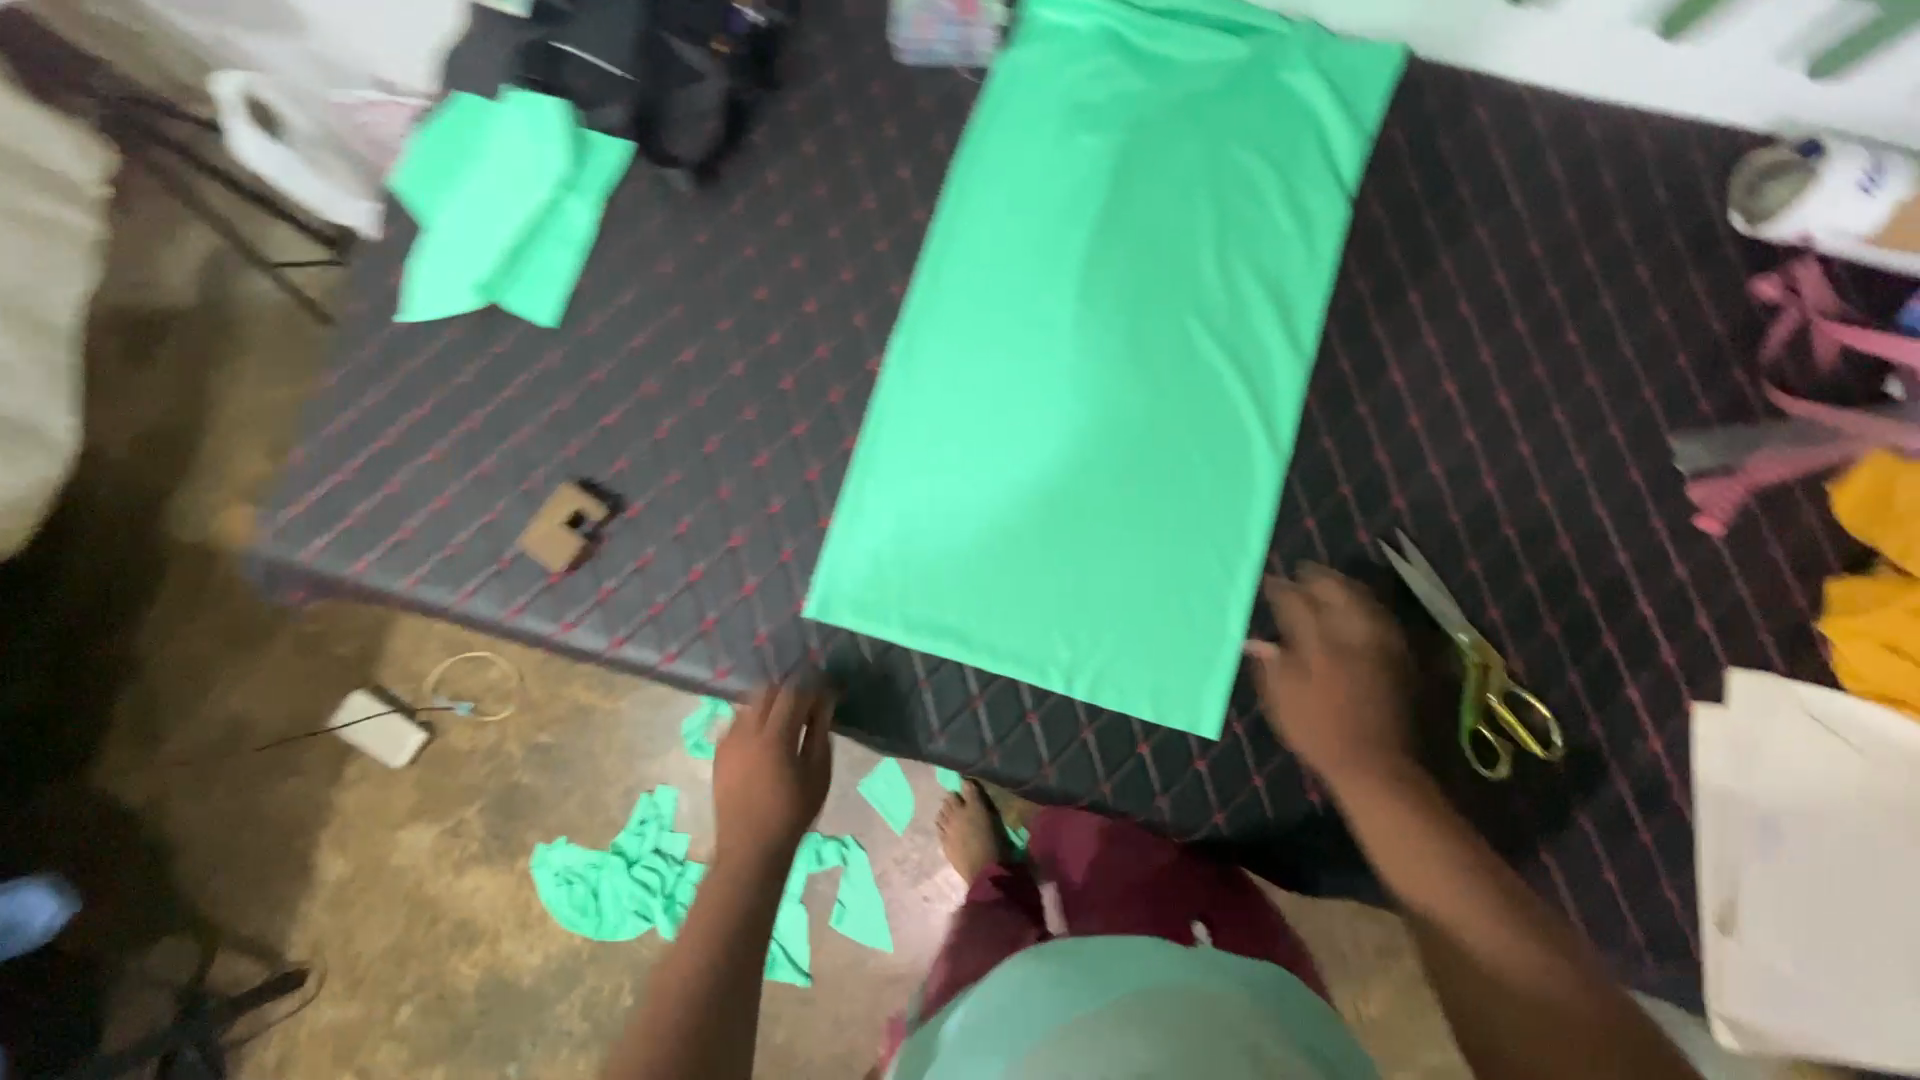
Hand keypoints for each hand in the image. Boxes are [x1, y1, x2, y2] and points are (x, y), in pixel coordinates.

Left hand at [713, 680, 834, 871]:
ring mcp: (728, 740)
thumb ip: (820, 732)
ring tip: (786, 719)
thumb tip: (824, 703)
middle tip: (806, 702)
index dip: (812, 687)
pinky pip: (736, 722)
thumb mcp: (818, 773)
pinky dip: (753, 719)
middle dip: (789, 690)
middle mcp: (746, 731)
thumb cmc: (792, 812)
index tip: (825, 691)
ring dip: (769, 703)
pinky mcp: (718, 752)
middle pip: (767, 690)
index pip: (793, 692)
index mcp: (775, 737)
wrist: (750, 847)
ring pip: (749, 704)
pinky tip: (764, 737)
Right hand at [1244, 565, 1414, 789]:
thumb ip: (1271, 667)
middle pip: (1335, 592)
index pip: (1296, 603)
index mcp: (1318, 645)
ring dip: (1344, 585)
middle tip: (1301, 572)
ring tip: (1329, 581)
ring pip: (1362, 599)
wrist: (1376, 764)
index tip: (1270, 581)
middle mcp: (1351, 635)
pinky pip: (1381, 616)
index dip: (1281, 589)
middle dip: (1316, 578)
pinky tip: (1359, 605)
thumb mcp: (1283, 704)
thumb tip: (1254, 641)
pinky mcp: (1400, 654)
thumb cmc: (1320, 735)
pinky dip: (1367, 603)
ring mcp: (1380, 643)